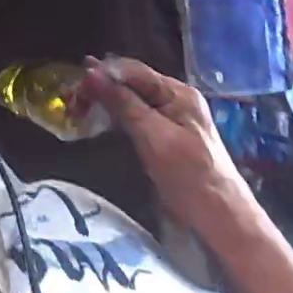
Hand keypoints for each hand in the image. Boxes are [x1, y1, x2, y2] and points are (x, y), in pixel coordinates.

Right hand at [83, 56, 252, 237]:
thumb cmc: (190, 176)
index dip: (101, 74)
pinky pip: (131, 114)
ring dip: (101, 100)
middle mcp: (173, 99)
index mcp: (178, 93)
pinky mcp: (161, 135)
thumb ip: (122, 102)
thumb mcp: (153, 136)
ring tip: (76, 107)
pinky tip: (94, 117)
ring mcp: (168, 117)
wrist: (221, 221)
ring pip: (127, 97)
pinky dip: (110, 114)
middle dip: (98, 86)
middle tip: (71, 100)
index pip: (132, 71)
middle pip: (128, 82)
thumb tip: (90, 73)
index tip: (75, 87)